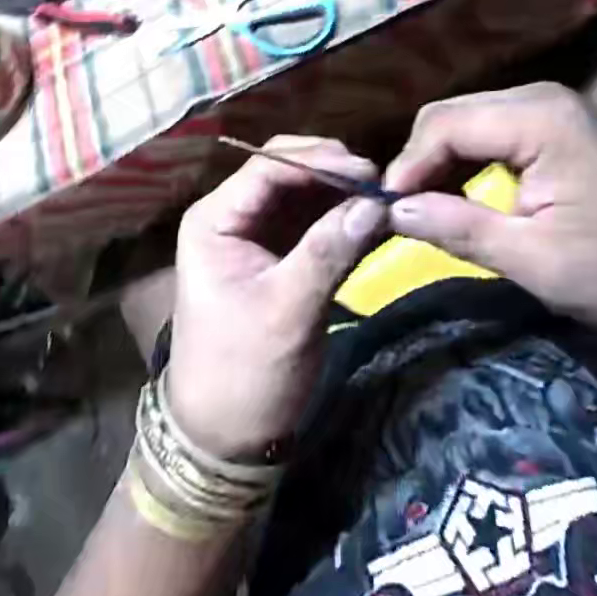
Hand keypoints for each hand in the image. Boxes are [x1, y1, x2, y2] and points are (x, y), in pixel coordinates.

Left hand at [167, 137, 387, 458]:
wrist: (224, 433)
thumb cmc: (245, 373)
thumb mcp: (288, 311)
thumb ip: (328, 251)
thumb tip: (375, 202)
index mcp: (214, 220)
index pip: (266, 169)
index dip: (317, 162)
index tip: (368, 171)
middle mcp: (230, 217)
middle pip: (283, 172)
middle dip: (329, 171)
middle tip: (380, 183)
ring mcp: (253, 236)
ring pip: (300, 195)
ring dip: (338, 193)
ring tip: (382, 198)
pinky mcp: (276, 257)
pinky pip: (309, 223)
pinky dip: (338, 219)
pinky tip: (370, 220)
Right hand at [383, 83, 596, 332]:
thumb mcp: (541, 263)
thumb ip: (460, 230)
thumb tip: (391, 211)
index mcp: (540, 121)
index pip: (442, 126)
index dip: (405, 167)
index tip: (385, 212)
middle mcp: (540, 99)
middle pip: (447, 117)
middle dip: (417, 163)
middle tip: (402, 213)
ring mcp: (550, 108)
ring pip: (462, 122)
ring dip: (437, 163)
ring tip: (424, 209)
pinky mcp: (555, 125)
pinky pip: (487, 132)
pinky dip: (463, 162)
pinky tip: (459, 196)